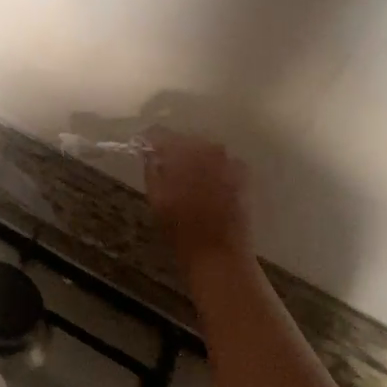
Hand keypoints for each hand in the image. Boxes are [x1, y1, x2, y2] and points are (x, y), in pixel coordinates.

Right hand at [143, 128, 248, 260]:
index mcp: (182, 152)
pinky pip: (222, 162)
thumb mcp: (155, 198)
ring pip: (204, 149)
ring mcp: (229, 160)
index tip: (143, 151)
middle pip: (185, 139)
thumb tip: (149, 152)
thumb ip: (151, 168)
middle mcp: (208, 148)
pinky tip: (207, 187)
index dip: (149, 141)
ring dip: (194, 159)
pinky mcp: (243, 174)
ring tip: (186, 179)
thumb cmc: (180, 228)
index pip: (159, 133)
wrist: (219, 253)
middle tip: (165, 169)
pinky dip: (213, 169)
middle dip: (173, 150)